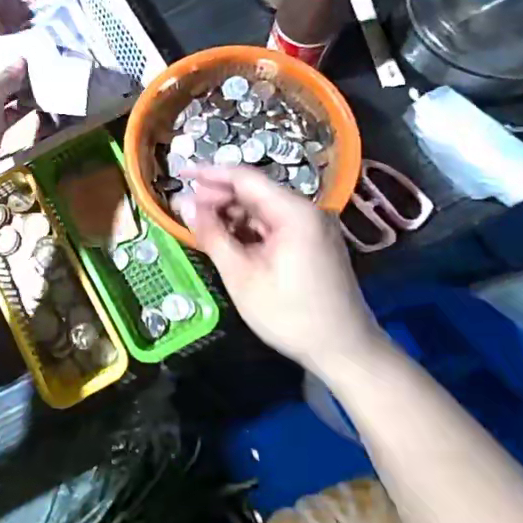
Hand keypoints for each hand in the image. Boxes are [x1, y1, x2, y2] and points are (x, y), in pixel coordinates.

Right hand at [184, 166, 385, 371]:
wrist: (343, 349)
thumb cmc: (289, 313)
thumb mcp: (241, 275)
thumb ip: (212, 234)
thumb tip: (185, 204)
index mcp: (293, 212)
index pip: (244, 177)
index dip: (208, 173)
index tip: (178, 173)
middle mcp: (306, 211)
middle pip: (254, 191)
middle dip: (216, 196)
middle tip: (183, 207)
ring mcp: (312, 227)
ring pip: (262, 208)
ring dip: (230, 213)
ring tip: (199, 224)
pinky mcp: (312, 243)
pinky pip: (273, 224)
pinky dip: (247, 228)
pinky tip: (226, 239)